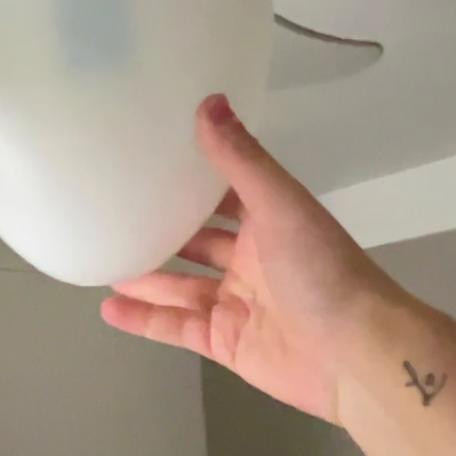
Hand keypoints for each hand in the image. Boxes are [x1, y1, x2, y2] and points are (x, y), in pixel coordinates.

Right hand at [101, 95, 409, 424]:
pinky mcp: (224, 342)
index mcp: (268, 224)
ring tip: (103, 257)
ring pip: (180, 286)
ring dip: (145, 275)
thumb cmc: (321, 270)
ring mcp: (235, 304)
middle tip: (115, 212)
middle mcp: (250, 262)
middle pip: (196, 242)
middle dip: (162, 230)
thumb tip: (209, 102)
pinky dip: (144, 320)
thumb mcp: (280, 204)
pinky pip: (176, 327)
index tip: (152, 158)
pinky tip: (109, 309)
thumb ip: (241, 159)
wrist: (352, 353)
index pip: (223, 196)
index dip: (191, 179)